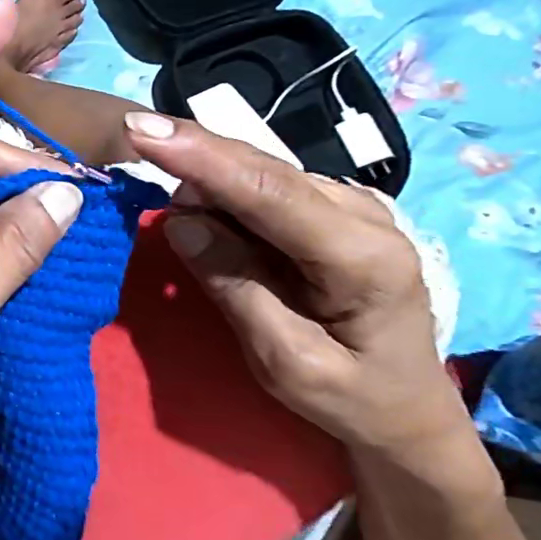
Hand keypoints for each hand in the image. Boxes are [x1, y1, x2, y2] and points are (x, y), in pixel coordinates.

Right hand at [123, 112, 468, 461]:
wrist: (408, 408)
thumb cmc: (352, 398)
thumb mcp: (287, 362)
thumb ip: (237, 289)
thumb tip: (181, 222)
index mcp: (362, 258)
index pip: (270, 193)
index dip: (204, 158)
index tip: (144, 132)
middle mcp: (363, 215)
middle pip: (263, 170)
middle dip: (194, 149)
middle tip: (132, 131)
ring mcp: (350, 206)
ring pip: (260, 172)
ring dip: (203, 171)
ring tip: (156, 173)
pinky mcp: (331, 209)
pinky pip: (263, 186)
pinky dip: (219, 186)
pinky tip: (193, 196)